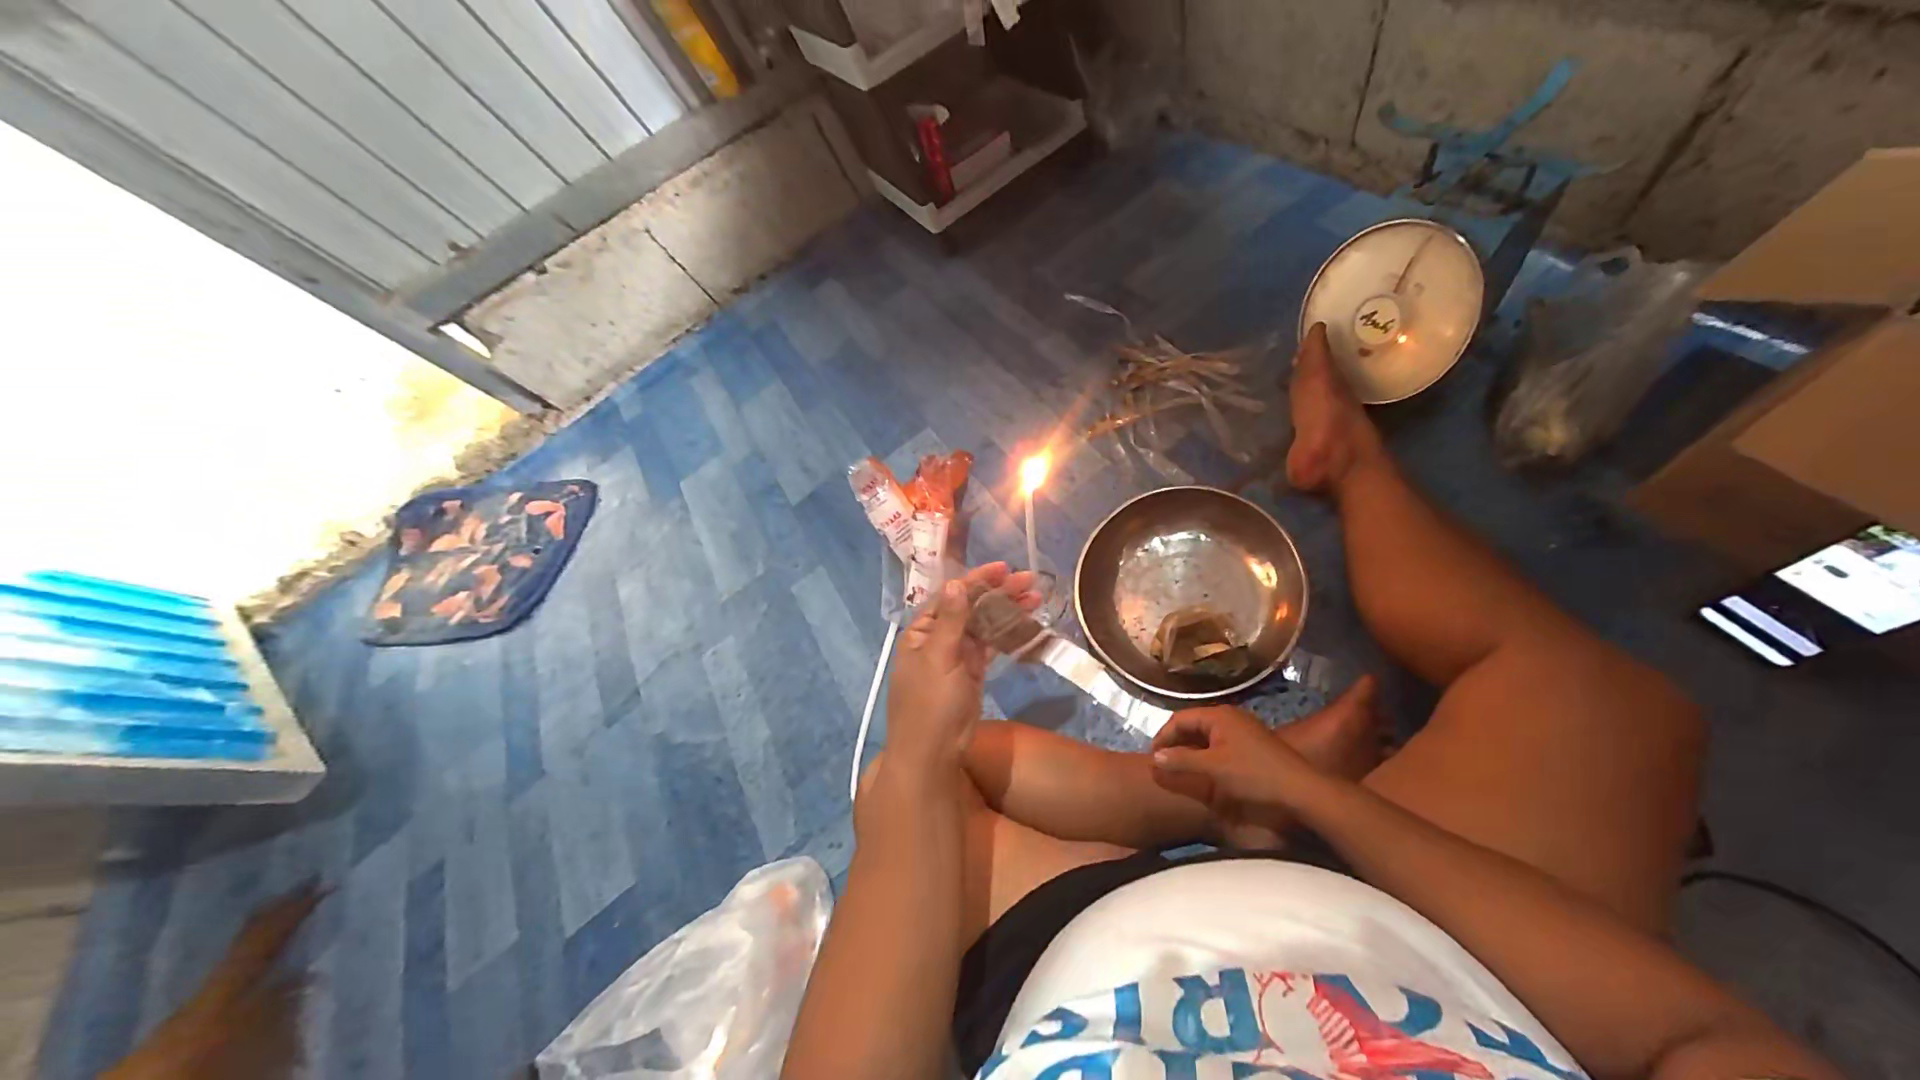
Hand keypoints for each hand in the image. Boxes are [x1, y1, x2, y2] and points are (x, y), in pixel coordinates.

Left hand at [885, 563, 1037, 771]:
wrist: (933, 752)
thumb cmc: (929, 704)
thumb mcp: (939, 659)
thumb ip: (950, 621)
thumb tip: (956, 583)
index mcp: (922, 632)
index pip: (951, 596)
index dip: (977, 579)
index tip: (1004, 568)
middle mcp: (938, 638)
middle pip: (970, 607)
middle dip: (998, 592)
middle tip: (1030, 581)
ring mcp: (956, 655)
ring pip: (984, 624)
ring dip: (1007, 610)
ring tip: (1036, 598)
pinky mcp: (972, 671)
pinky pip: (990, 644)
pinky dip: (1006, 633)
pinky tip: (1026, 622)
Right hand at [1150, 705, 1325, 830]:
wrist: (1300, 789)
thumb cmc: (1253, 774)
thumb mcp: (1213, 769)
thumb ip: (1181, 761)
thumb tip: (1154, 757)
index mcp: (1218, 715)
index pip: (1180, 718)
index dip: (1163, 736)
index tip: (1153, 757)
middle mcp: (1230, 715)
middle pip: (1193, 723)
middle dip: (1175, 741)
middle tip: (1163, 761)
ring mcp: (1243, 728)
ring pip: (1207, 734)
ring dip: (1190, 748)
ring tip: (1180, 765)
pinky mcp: (1253, 742)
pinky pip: (1220, 741)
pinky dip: (1206, 752)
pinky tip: (1205, 768)